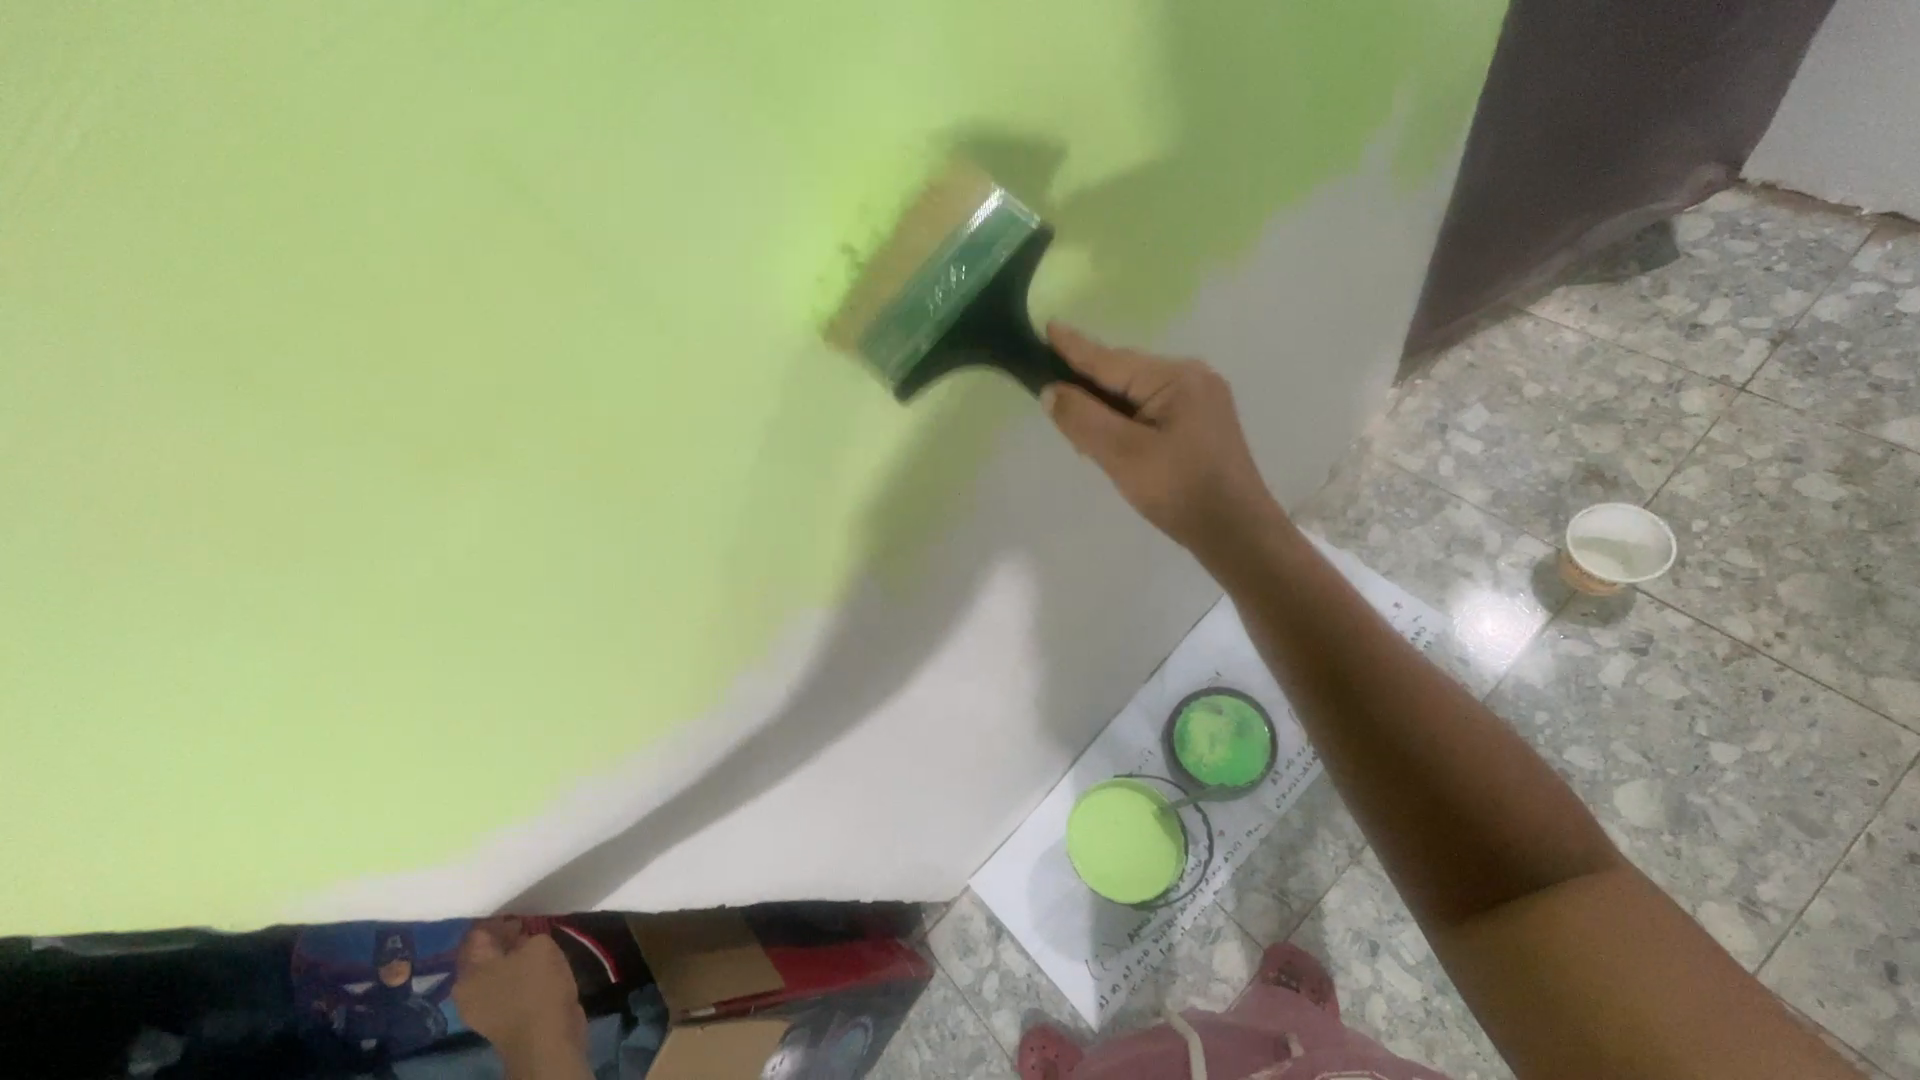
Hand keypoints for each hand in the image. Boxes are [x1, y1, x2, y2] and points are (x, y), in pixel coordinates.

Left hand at [454, 918, 588, 1078]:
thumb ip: (527, 935)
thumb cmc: (537, 986)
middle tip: (529, 928)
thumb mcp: (538, 946)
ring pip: (494, 972)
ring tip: (537, 948)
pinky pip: (505, 988)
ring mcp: (480, 1008)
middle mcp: (467, 989)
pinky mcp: (499, 1019)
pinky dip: (517, 976)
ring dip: (512, 958)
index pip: (476, 933)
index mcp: (469, 970)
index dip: (499, 919)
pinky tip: (537, 970)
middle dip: (504, 939)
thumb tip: (521, 939)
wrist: (546, 1039)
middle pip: (482, 954)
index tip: (521, 911)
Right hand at [1041, 323, 1284, 560]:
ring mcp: (1201, 400)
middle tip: (1050, 399)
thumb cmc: (1180, 492)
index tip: (1047, 326)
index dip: (1073, 347)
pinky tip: (1112, 439)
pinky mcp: (1203, 424)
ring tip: (1077, 429)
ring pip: (1137, 394)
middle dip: (1088, 387)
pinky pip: (1152, 410)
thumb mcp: (1123, 455)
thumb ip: (1083, 419)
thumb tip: (1051, 391)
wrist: (1238, 534)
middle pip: (1124, 374)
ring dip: (1106, 408)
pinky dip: (1126, 420)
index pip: (1110, 359)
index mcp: (1176, 378)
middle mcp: (1193, 378)